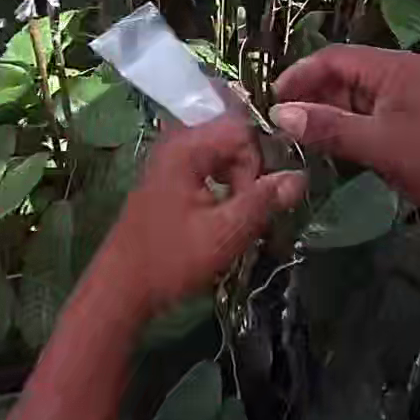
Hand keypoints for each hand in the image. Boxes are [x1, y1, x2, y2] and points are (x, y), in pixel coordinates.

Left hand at [91, 116, 305, 318]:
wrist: (119, 290)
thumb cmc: (170, 261)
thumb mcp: (223, 235)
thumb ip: (262, 202)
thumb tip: (300, 177)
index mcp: (187, 146)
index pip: (242, 129)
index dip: (257, 162)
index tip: (254, 199)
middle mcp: (177, 139)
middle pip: (232, 132)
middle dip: (248, 166)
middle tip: (246, 204)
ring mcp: (170, 154)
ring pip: (221, 145)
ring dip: (236, 172)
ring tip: (235, 208)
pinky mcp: (169, 171)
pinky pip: (207, 157)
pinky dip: (221, 176)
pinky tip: (221, 205)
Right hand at [272, 46, 419, 228]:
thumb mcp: (380, 146)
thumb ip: (330, 127)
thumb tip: (280, 113)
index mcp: (393, 67)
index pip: (334, 57)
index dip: (300, 75)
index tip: (271, 101)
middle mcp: (401, 74)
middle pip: (346, 73)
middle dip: (312, 94)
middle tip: (281, 124)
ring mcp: (412, 98)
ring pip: (359, 96)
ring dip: (331, 112)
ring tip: (301, 137)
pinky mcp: (419, 122)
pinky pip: (375, 115)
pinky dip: (352, 126)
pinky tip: (337, 146)